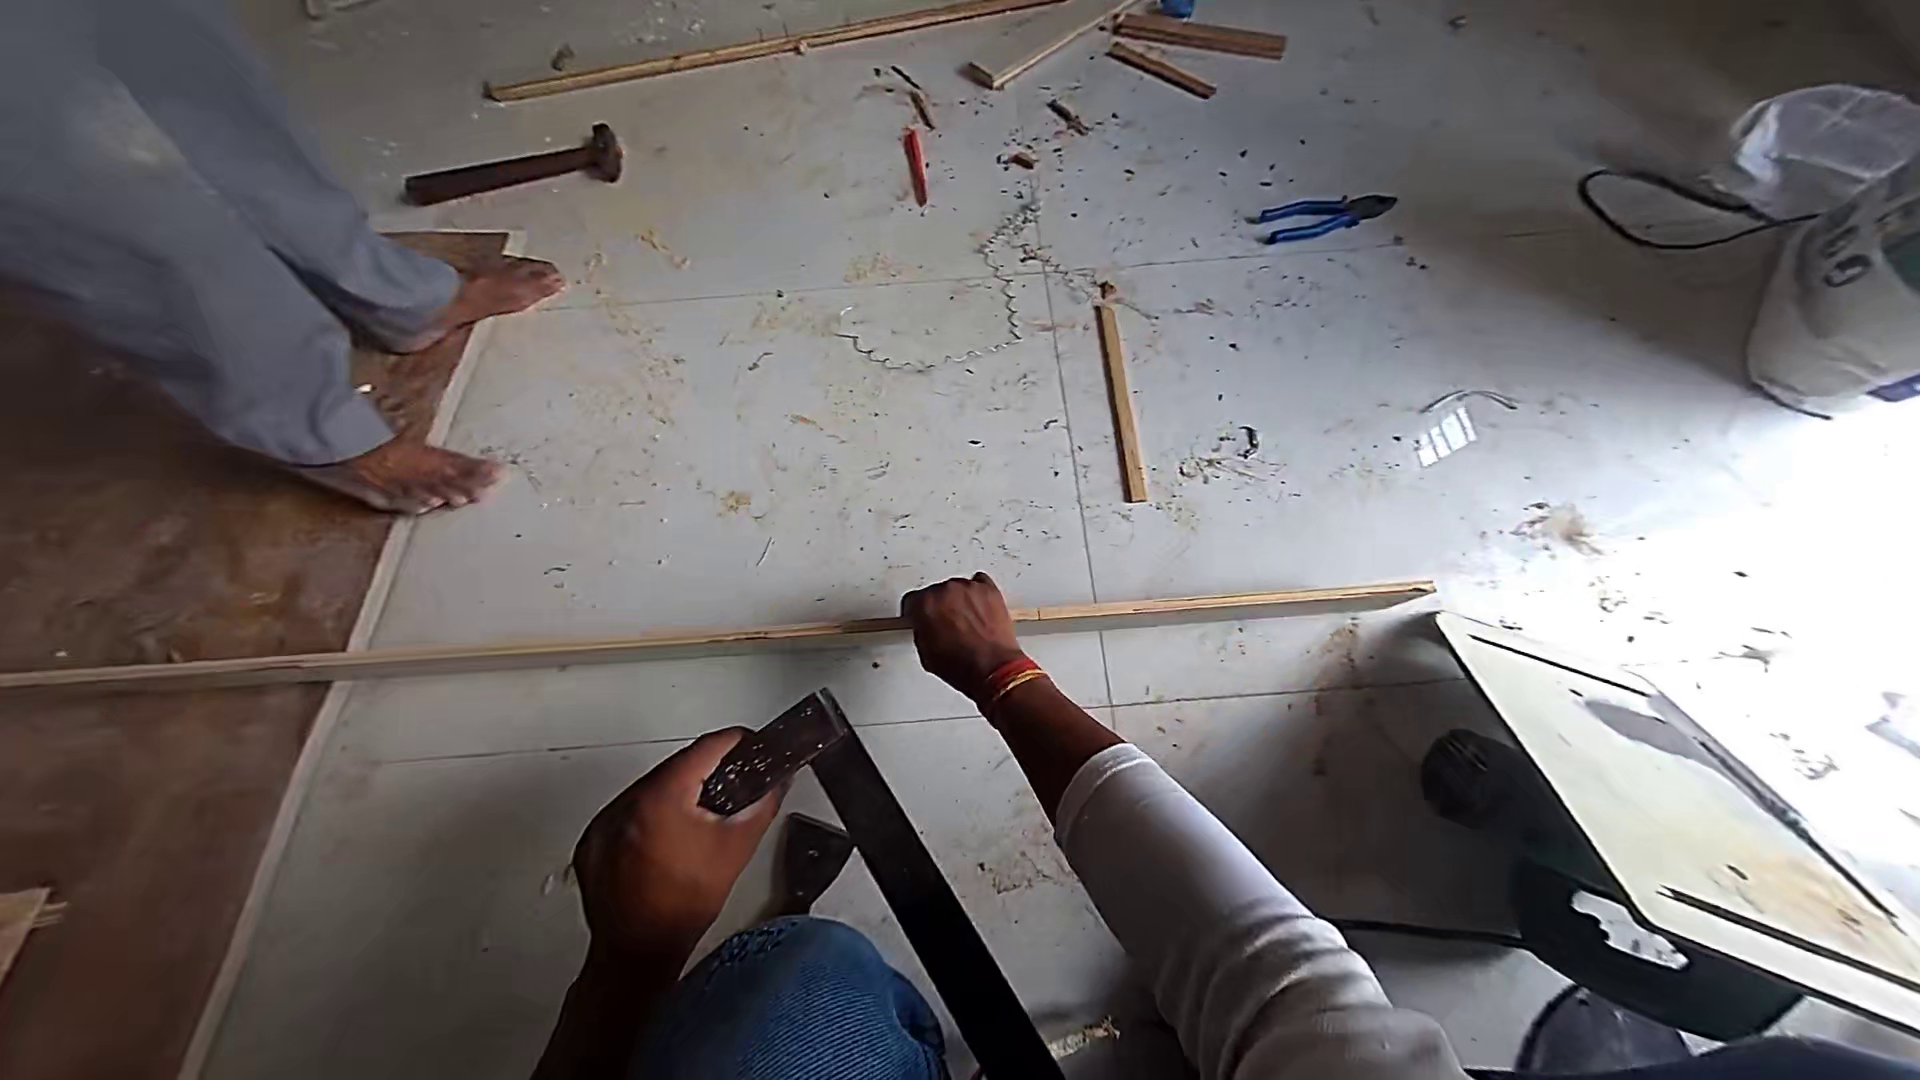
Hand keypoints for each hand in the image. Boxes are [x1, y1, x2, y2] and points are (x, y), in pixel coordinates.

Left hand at [571, 729, 784, 967]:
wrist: (640, 955)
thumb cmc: (681, 907)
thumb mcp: (738, 846)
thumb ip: (764, 803)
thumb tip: (779, 781)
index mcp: (661, 798)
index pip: (705, 747)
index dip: (735, 741)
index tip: (748, 742)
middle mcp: (626, 804)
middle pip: (677, 765)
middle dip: (706, 767)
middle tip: (730, 777)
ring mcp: (604, 823)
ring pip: (652, 785)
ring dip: (678, 788)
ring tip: (700, 809)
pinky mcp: (592, 842)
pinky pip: (628, 809)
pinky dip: (650, 811)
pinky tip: (669, 831)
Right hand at [900, 572, 1028, 701]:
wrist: (992, 667)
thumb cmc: (961, 664)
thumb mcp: (926, 654)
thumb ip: (921, 631)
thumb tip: (926, 627)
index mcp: (924, 604)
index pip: (912, 601)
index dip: (916, 612)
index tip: (921, 617)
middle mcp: (944, 591)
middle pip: (935, 592)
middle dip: (940, 607)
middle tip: (947, 626)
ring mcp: (968, 588)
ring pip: (957, 588)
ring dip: (959, 601)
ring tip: (967, 622)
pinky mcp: (988, 590)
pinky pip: (979, 584)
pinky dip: (978, 595)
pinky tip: (978, 609)